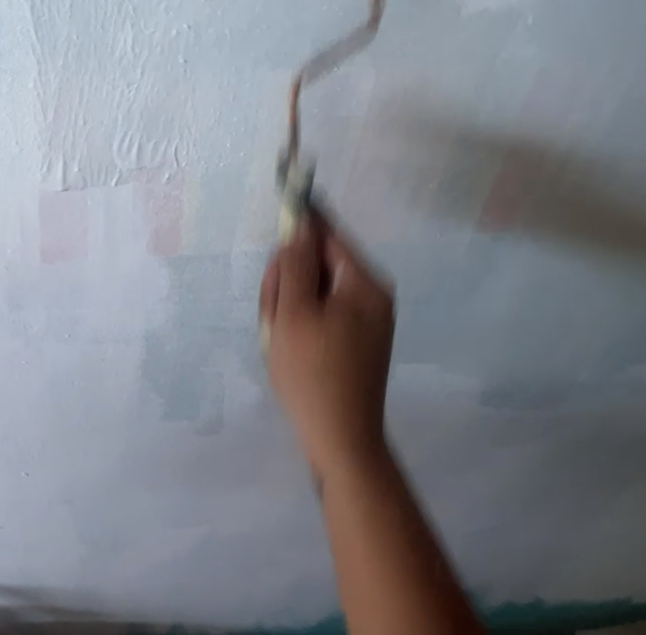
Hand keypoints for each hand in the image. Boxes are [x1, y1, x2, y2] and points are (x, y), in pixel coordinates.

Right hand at [259, 211, 395, 477]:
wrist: (341, 441)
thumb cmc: (312, 373)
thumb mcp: (293, 312)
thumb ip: (295, 262)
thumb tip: (301, 221)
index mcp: (364, 282)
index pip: (328, 233)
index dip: (300, 220)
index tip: (280, 202)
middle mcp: (372, 294)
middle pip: (319, 262)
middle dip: (289, 278)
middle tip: (273, 311)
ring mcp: (367, 320)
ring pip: (315, 290)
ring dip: (290, 304)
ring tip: (278, 338)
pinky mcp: (358, 341)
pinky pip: (322, 314)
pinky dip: (301, 322)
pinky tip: (288, 349)